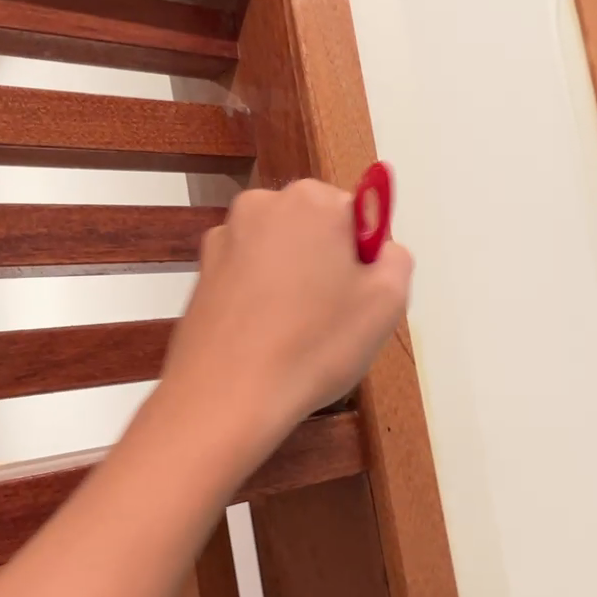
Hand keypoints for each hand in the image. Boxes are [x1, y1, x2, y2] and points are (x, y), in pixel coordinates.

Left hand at [158, 178, 413, 444]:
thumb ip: (396, 258)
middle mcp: (260, 204)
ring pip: (278, 253)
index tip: (358, 298)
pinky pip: (246, 276)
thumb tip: (380, 249)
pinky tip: (263, 338)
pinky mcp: (200, 273)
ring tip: (294, 334)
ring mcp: (223, 238)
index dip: (364, 259)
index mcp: (310, 199)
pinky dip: (258, 297)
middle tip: (331, 320)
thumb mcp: (387, 301)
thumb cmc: (314, 346)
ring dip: (291, 281)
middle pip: (313, 229)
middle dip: (326, 264)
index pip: (357, 215)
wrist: (225, 396)